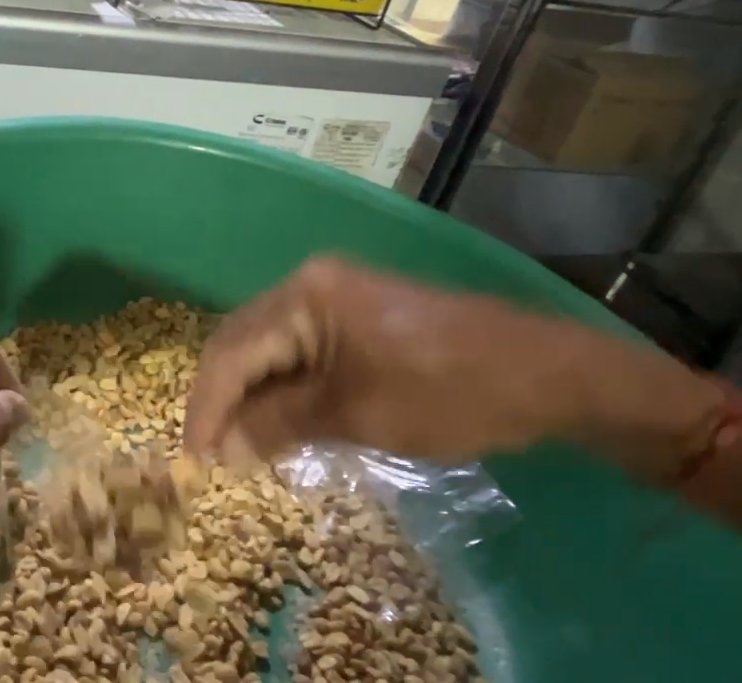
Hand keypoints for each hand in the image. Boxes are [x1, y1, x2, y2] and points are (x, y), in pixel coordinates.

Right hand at [184, 256, 725, 480]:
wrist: (546, 373)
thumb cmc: (446, 392)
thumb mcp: (355, 415)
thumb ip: (279, 425)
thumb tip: (225, 447)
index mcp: (303, 295)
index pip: (233, 353)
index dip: (207, 407)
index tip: (194, 459)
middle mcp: (308, 283)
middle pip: (242, 343)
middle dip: (223, 399)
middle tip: (212, 455)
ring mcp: (333, 295)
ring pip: (269, 348)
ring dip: (251, 395)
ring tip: (240, 445)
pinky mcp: (355, 314)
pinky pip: (299, 350)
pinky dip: (283, 386)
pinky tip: (279, 420)